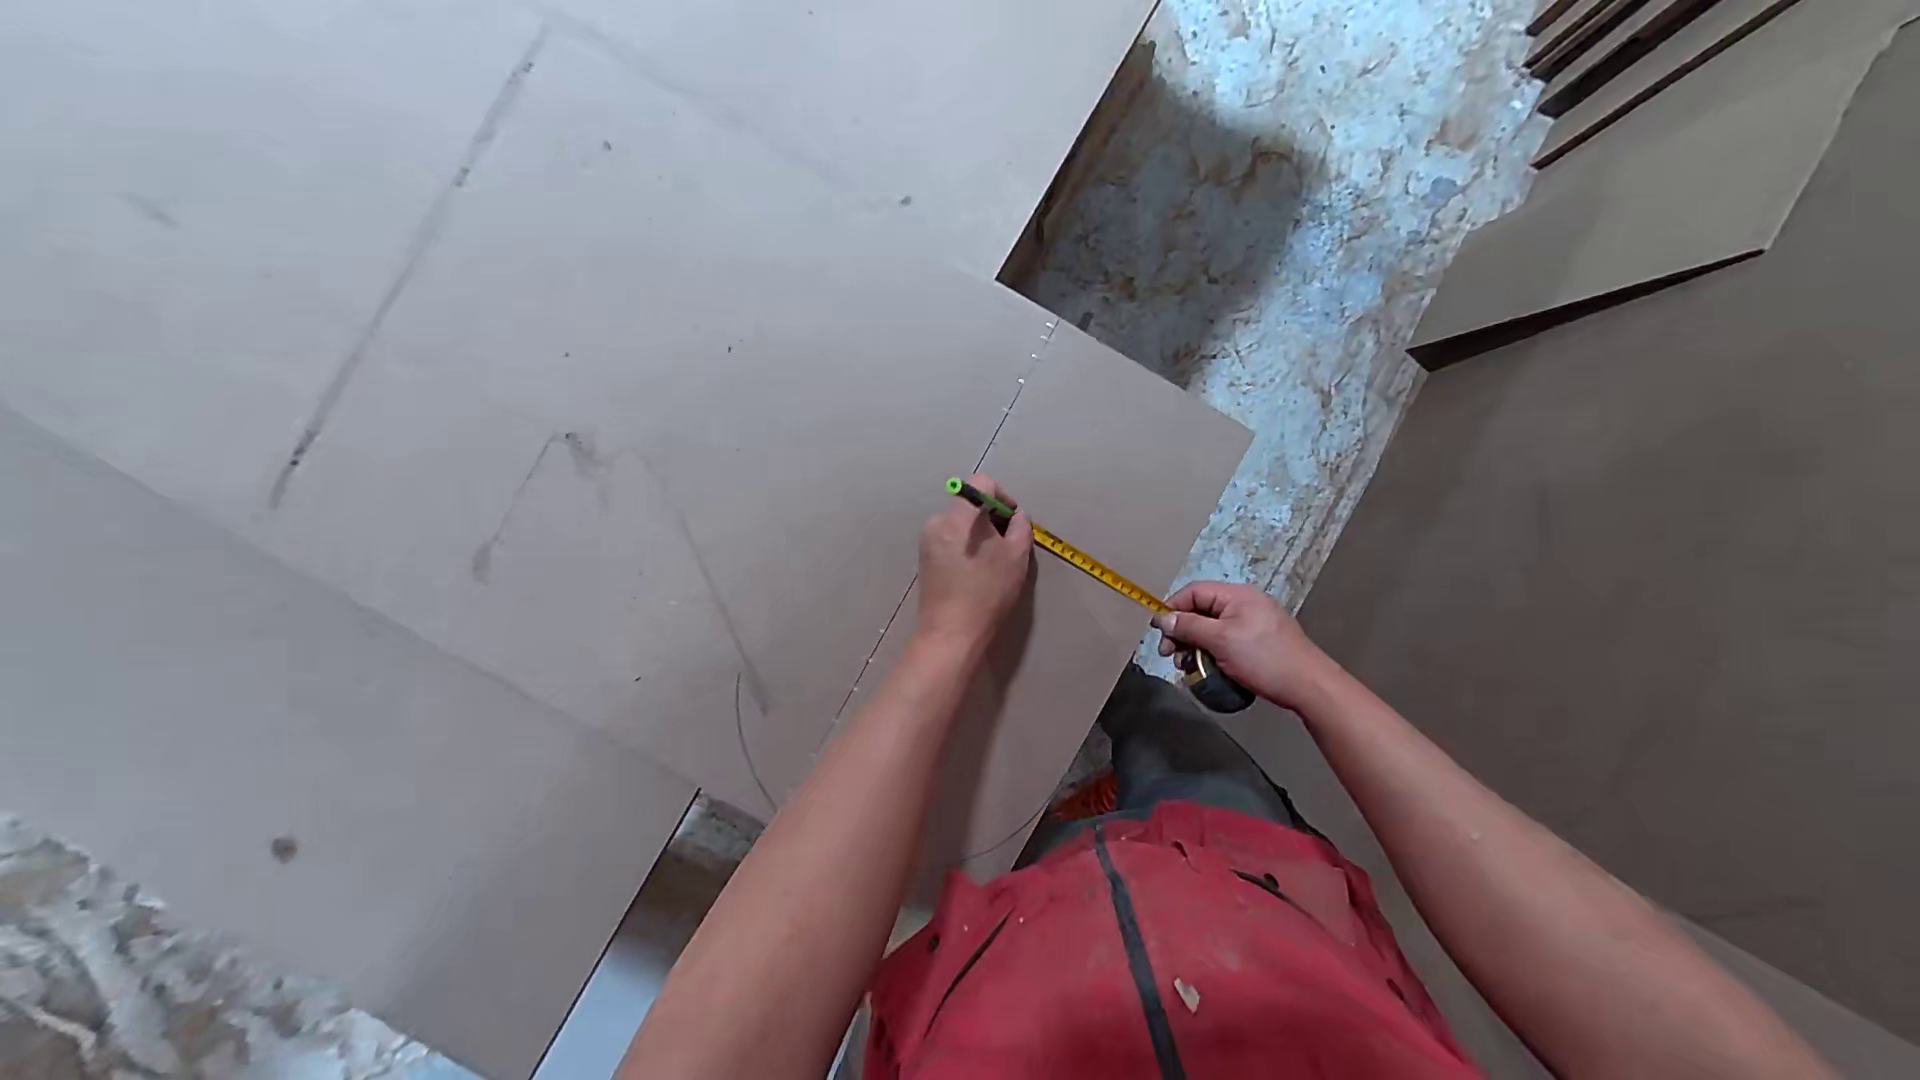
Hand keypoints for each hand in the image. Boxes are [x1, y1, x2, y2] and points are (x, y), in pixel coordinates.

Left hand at [914, 473, 1031, 652]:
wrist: (950, 634)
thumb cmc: (986, 593)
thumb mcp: (1016, 557)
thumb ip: (1020, 528)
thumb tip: (1016, 517)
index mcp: (956, 517)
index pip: (980, 483)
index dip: (1002, 495)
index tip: (1013, 521)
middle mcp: (937, 522)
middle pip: (970, 504)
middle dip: (993, 519)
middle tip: (1009, 545)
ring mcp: (927, 542)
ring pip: (961, 524)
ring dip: (981, 534)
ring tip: (995, 562)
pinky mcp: (926, 560)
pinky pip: (951, 540)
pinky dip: (968, 547)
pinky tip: (978, 572)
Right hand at [1153, 581, 1334, 710]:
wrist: (1308, 687)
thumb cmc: (1263, 658)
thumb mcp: (1220, 640)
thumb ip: (1189, 626)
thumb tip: (1163, 618)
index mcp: (1237, 595)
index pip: (1193, 592)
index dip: (1172, 609)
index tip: (1159, 632)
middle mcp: (1243, 604)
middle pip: (1200, 610)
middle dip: (1181, 632)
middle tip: (1169, 654)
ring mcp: (1251, 623)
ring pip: (1210, 628)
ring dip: (1193, 645)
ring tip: (1186, 665)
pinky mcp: (1256, 642)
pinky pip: (1224, 640)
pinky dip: (1210, 652)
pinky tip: (1205, 667)